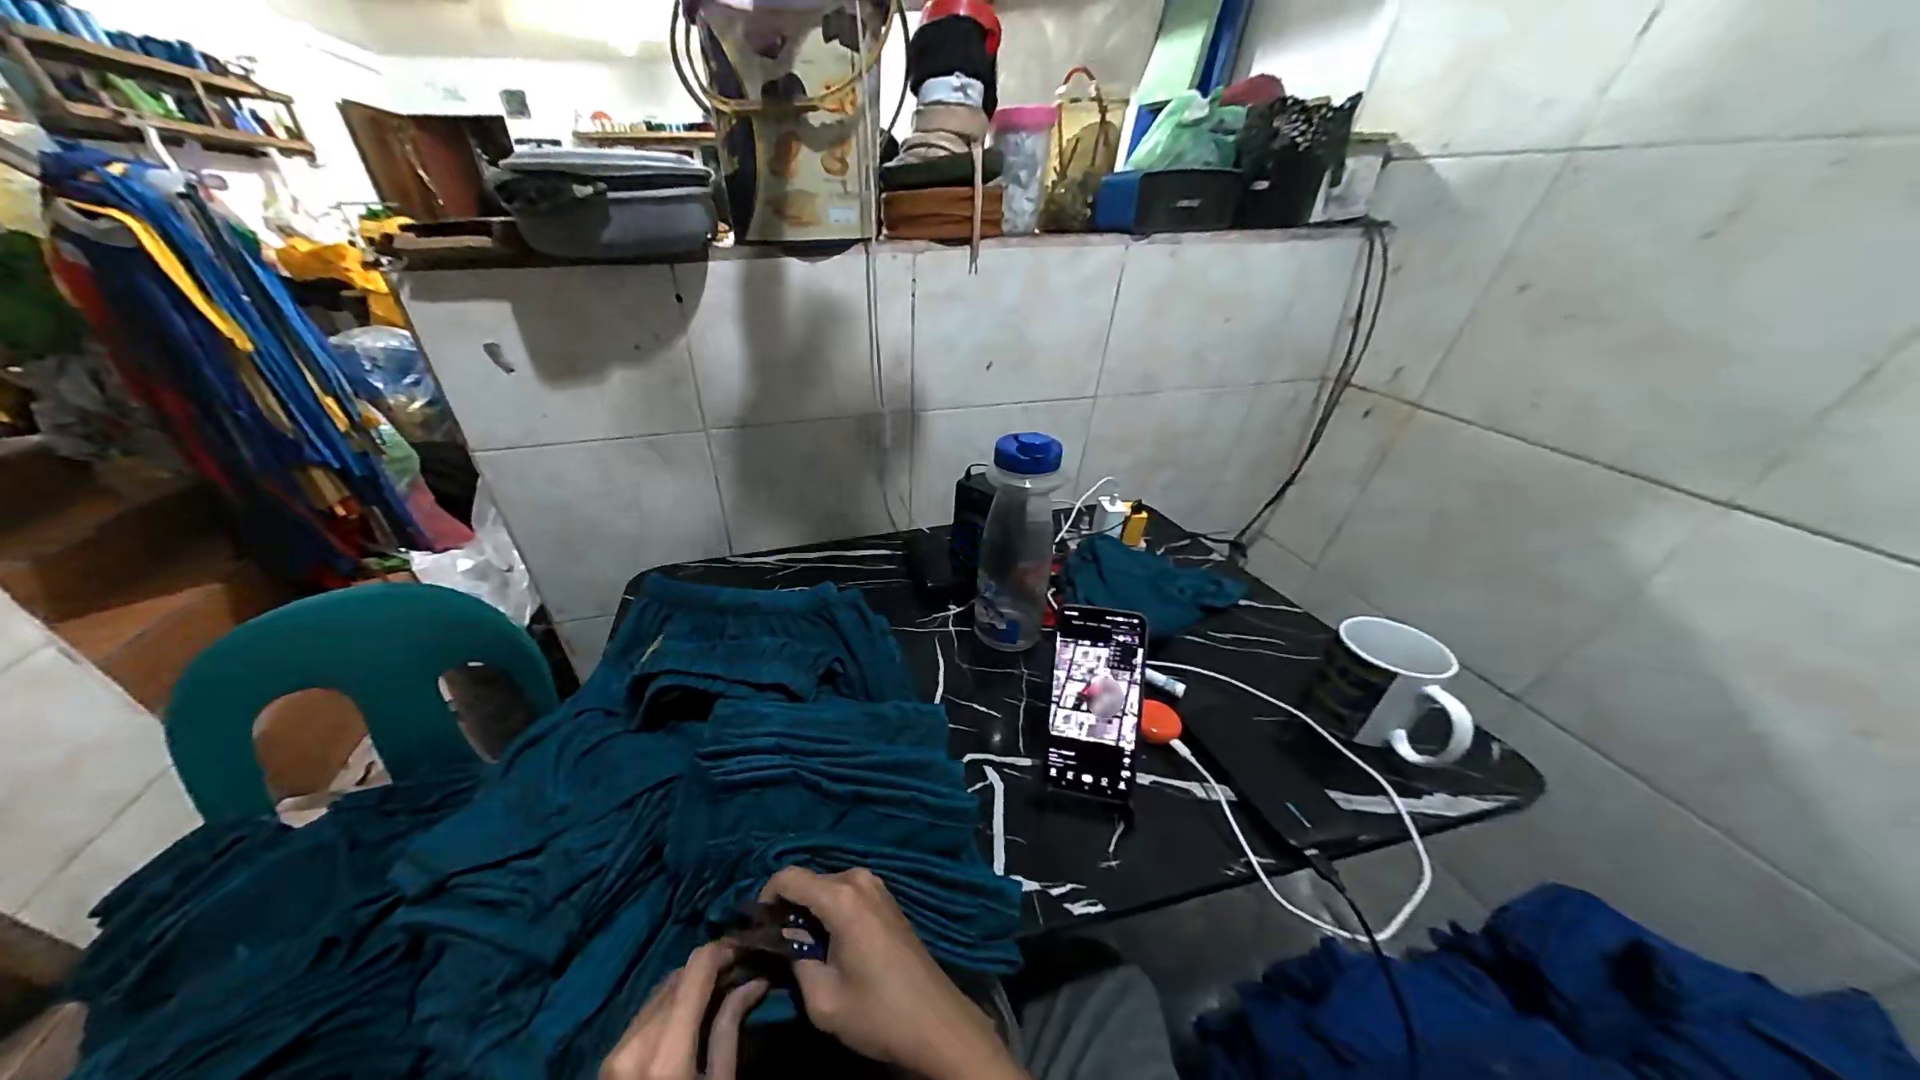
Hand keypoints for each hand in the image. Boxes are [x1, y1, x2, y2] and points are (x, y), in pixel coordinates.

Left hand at [601, 942, 767, 1079]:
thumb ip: (731, 1027)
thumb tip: (755, 980)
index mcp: (666, 1051)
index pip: (697, 968)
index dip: (727, 948)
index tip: (751, 950)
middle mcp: (635, 1041)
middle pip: (680, 974)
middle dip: (714, 966)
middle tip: (745, 970)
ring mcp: (616, 1050)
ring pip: (662, 989)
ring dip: (694, 983)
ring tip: (723, 989)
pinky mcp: (609, 1060)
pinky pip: (647, 1012)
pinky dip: (674, 1003)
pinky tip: (694, 1013)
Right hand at [759, 867, 1027, 1079]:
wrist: (935, 1020)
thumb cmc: (877, 1011)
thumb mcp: (821, 996)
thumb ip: (793, 959)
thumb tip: (781, 939)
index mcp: (841, 896)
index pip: (788, 877)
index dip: (764, 898)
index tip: (755, 929)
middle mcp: (859, 879)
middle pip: (808, 880)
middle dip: (787, 907)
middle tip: (774, 945)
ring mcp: (877, 886)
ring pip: (826, 886)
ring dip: (809, 910)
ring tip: (800, 948)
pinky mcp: (886, 899)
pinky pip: (846, 894)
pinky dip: (829, 911)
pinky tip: (828, 943)